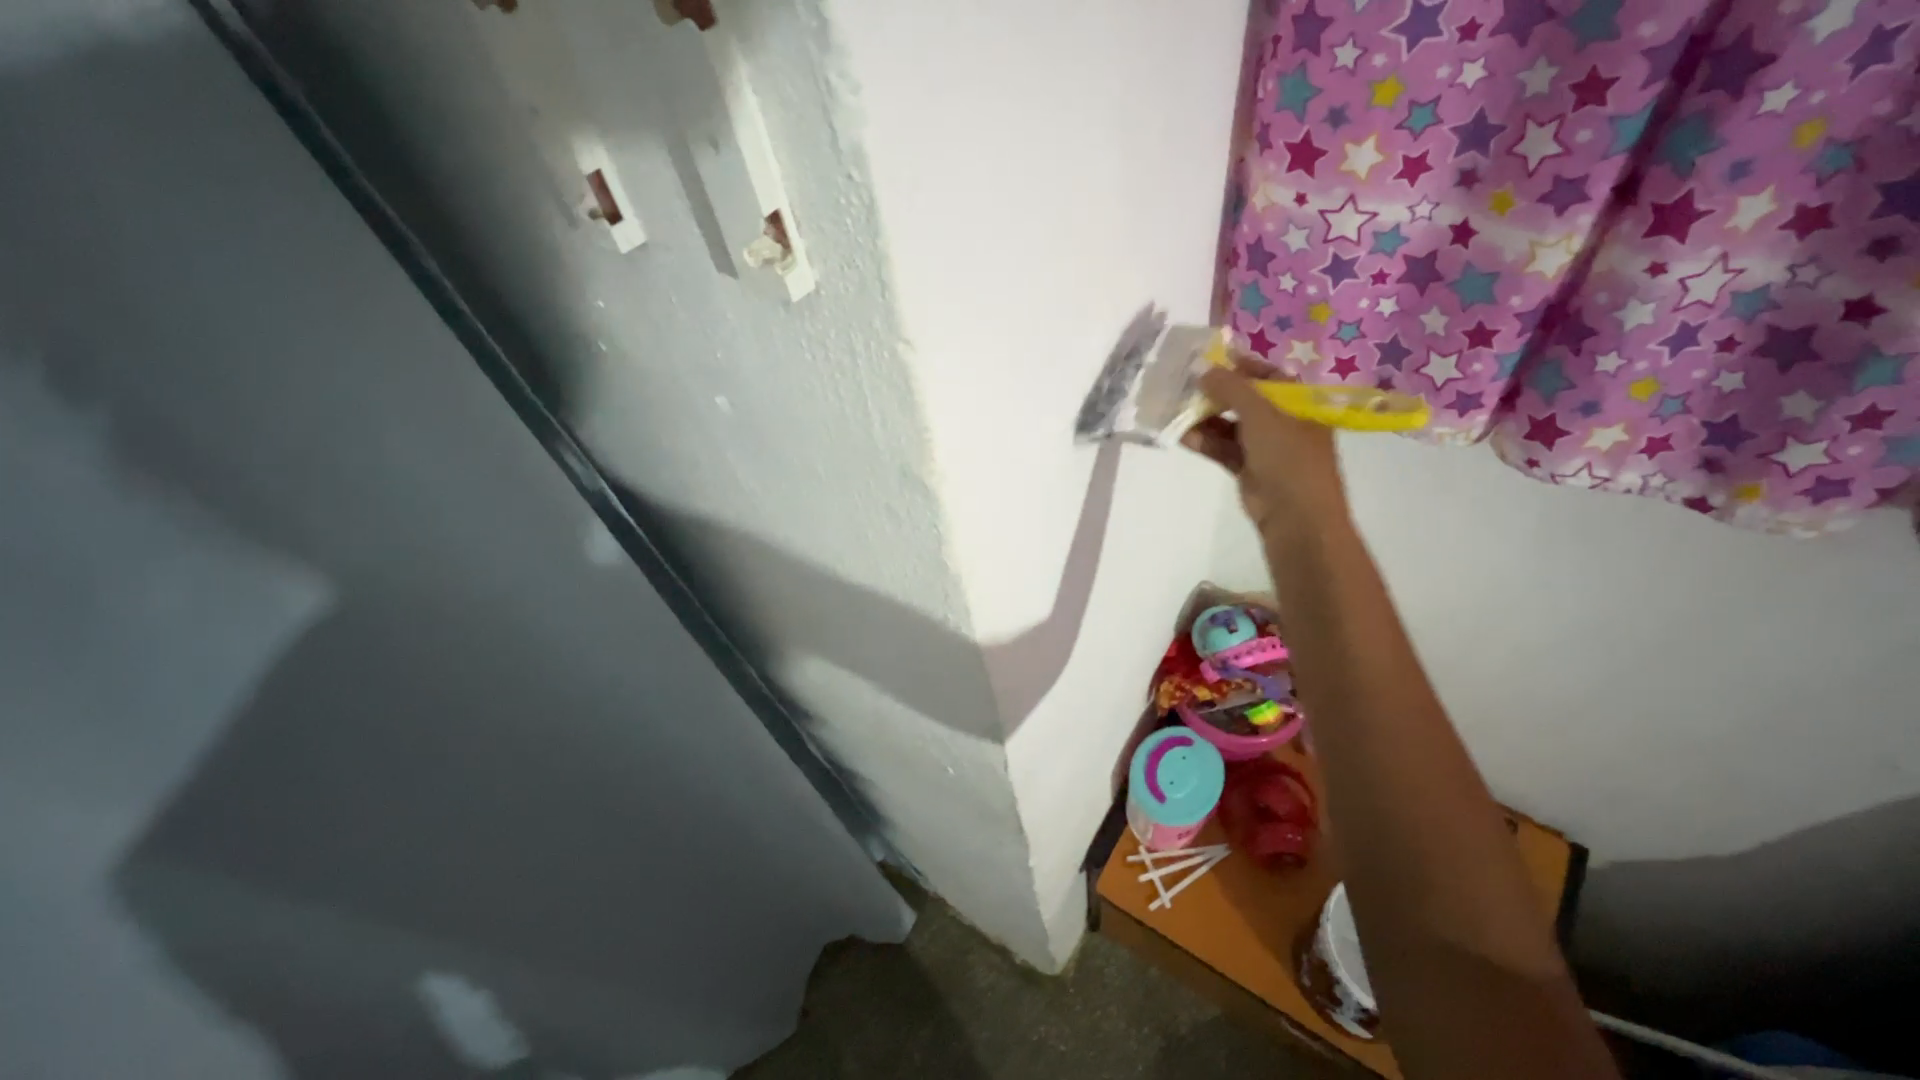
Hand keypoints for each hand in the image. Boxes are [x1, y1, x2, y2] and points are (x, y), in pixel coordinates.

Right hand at [1180, 363, 1347, 534]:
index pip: (1268, 376)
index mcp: (1299, 403)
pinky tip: (1182, 435)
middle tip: (1185, 385)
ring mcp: (1267, 448)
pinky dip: (1205, 442)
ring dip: (1205, 419)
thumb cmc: (1289, 457)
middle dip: (1215, 394)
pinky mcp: (1249, 470)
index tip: (1209, 360)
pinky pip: (1224, 449)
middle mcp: (1284, 422)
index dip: (1240, 366)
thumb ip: (1232, 388)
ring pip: (1231, 426)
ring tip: (1176, 410)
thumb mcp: (1261, 414)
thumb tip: (1204, 370)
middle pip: (1245, 400)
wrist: (1297, 517)